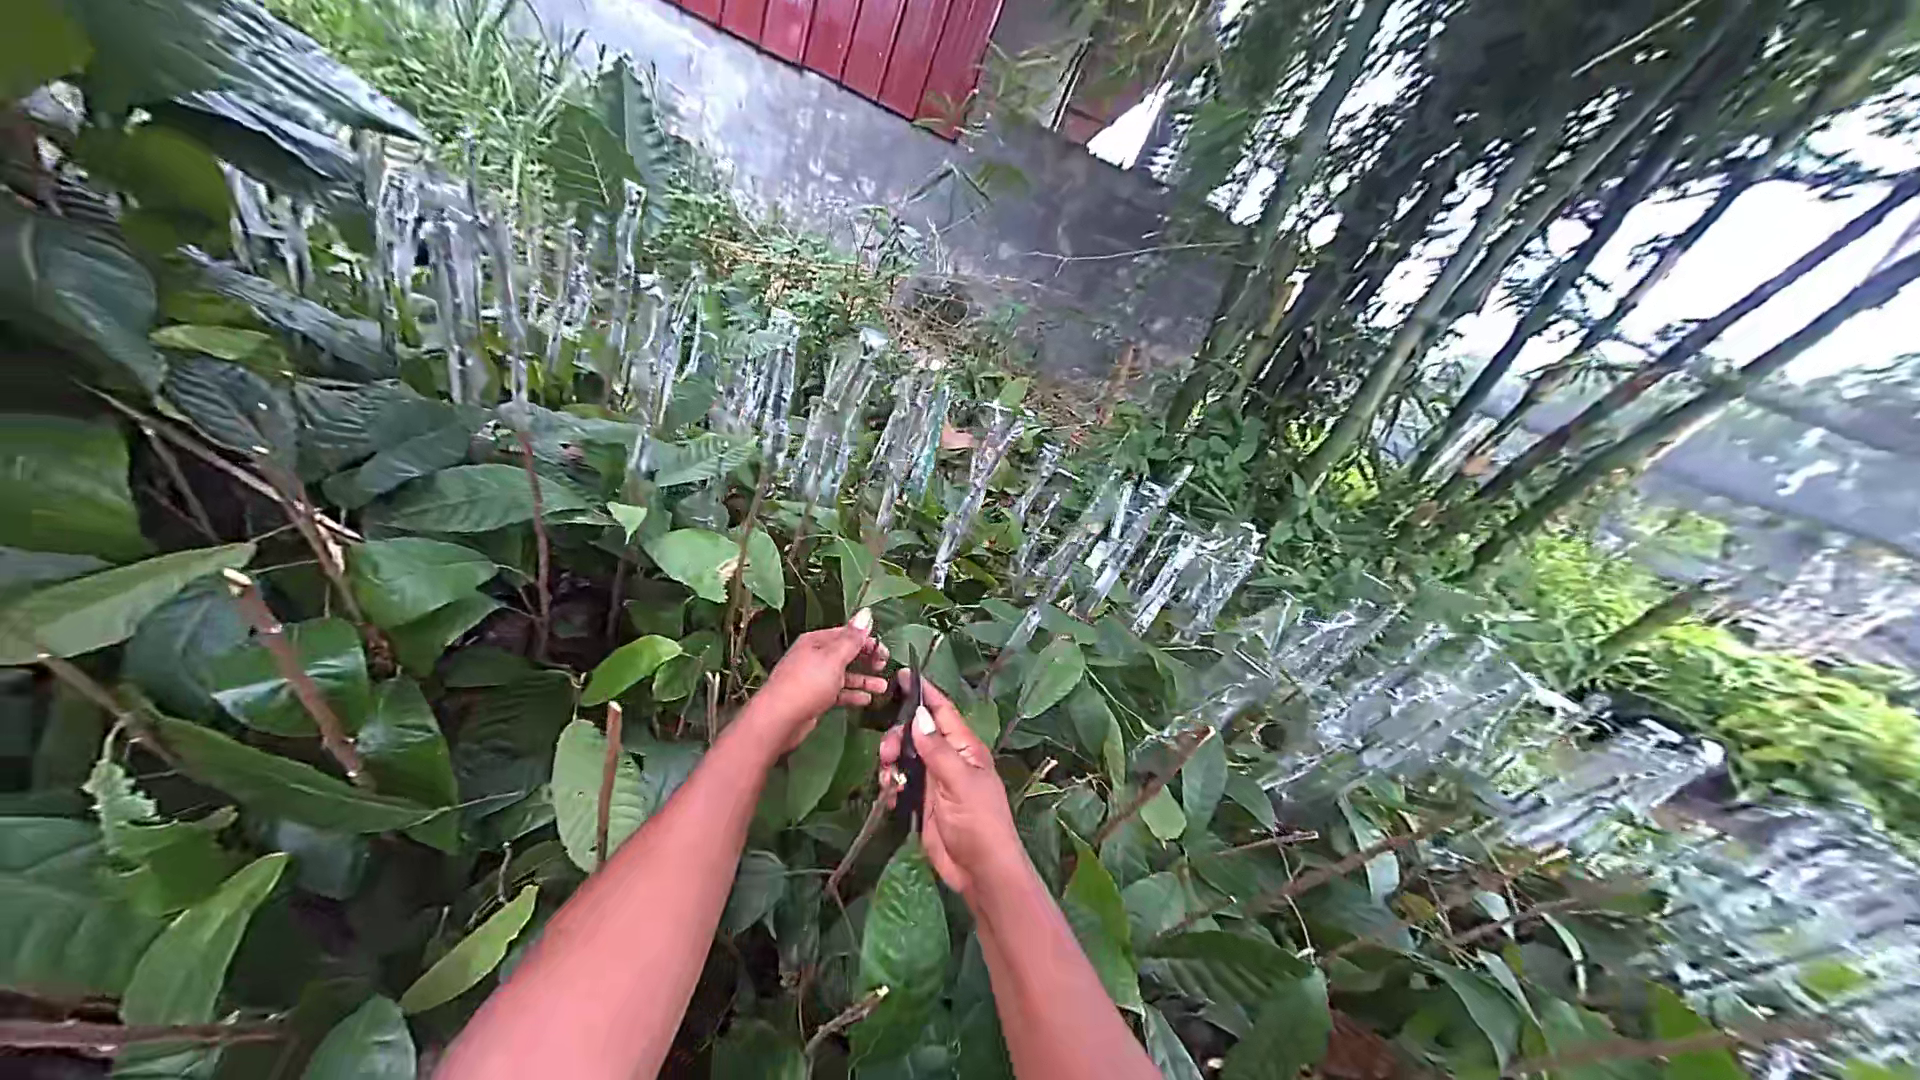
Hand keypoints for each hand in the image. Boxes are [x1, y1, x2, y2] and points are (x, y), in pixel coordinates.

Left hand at [751, 609, 889, 751]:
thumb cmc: (808, 683)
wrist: (778, 719)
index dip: (866, 640)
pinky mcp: (814, 698)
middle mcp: (814, 657)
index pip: (846, 634)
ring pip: (844, 675)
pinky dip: (852, 695)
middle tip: (885, 666)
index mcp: (816, 641)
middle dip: (866, 659)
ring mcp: (813, 678)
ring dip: (863, 679)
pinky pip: (837, 692)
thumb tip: (866, 612)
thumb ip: (853, 638)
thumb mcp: (834, 657)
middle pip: (845, 654)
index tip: (884, 651)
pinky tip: (866, 700)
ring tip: (883, 687)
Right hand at [880, 674, 1021, 895]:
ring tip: (887, 779)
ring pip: (906, 757)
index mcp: (965, 748)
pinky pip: (901, 782)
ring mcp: (936, 781)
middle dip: (898, 737)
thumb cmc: (978, 823)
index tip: (903, 674)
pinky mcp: (924, 802)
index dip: (924, 693)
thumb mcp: (958, 782)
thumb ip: (937, 749)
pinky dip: (891, 785)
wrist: (980, 872)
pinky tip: (889, 796)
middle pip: (918, 733)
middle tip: (887, 754)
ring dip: (891, 762)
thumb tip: (918, 715)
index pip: (942, 711)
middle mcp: (950, 759)